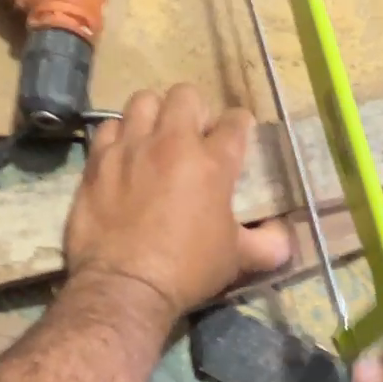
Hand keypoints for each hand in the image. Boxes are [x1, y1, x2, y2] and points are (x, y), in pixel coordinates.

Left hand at [64, 85, 292, 317]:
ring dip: (153, 115)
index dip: (240, 127)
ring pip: (143, 101)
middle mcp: (171, 143)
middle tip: (193, 138)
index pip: (235, 122)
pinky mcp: (97, 162)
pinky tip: (123, 157)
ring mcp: (129, 148)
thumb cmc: (187, 271)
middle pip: (185, 96)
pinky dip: (118, 137)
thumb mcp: (237, 260)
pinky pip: (107, 128)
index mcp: (212, 162)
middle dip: (194, 111)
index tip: (236, 138)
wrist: (125, 286)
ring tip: (154, 139)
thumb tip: (285, 239)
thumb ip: (267, 244)